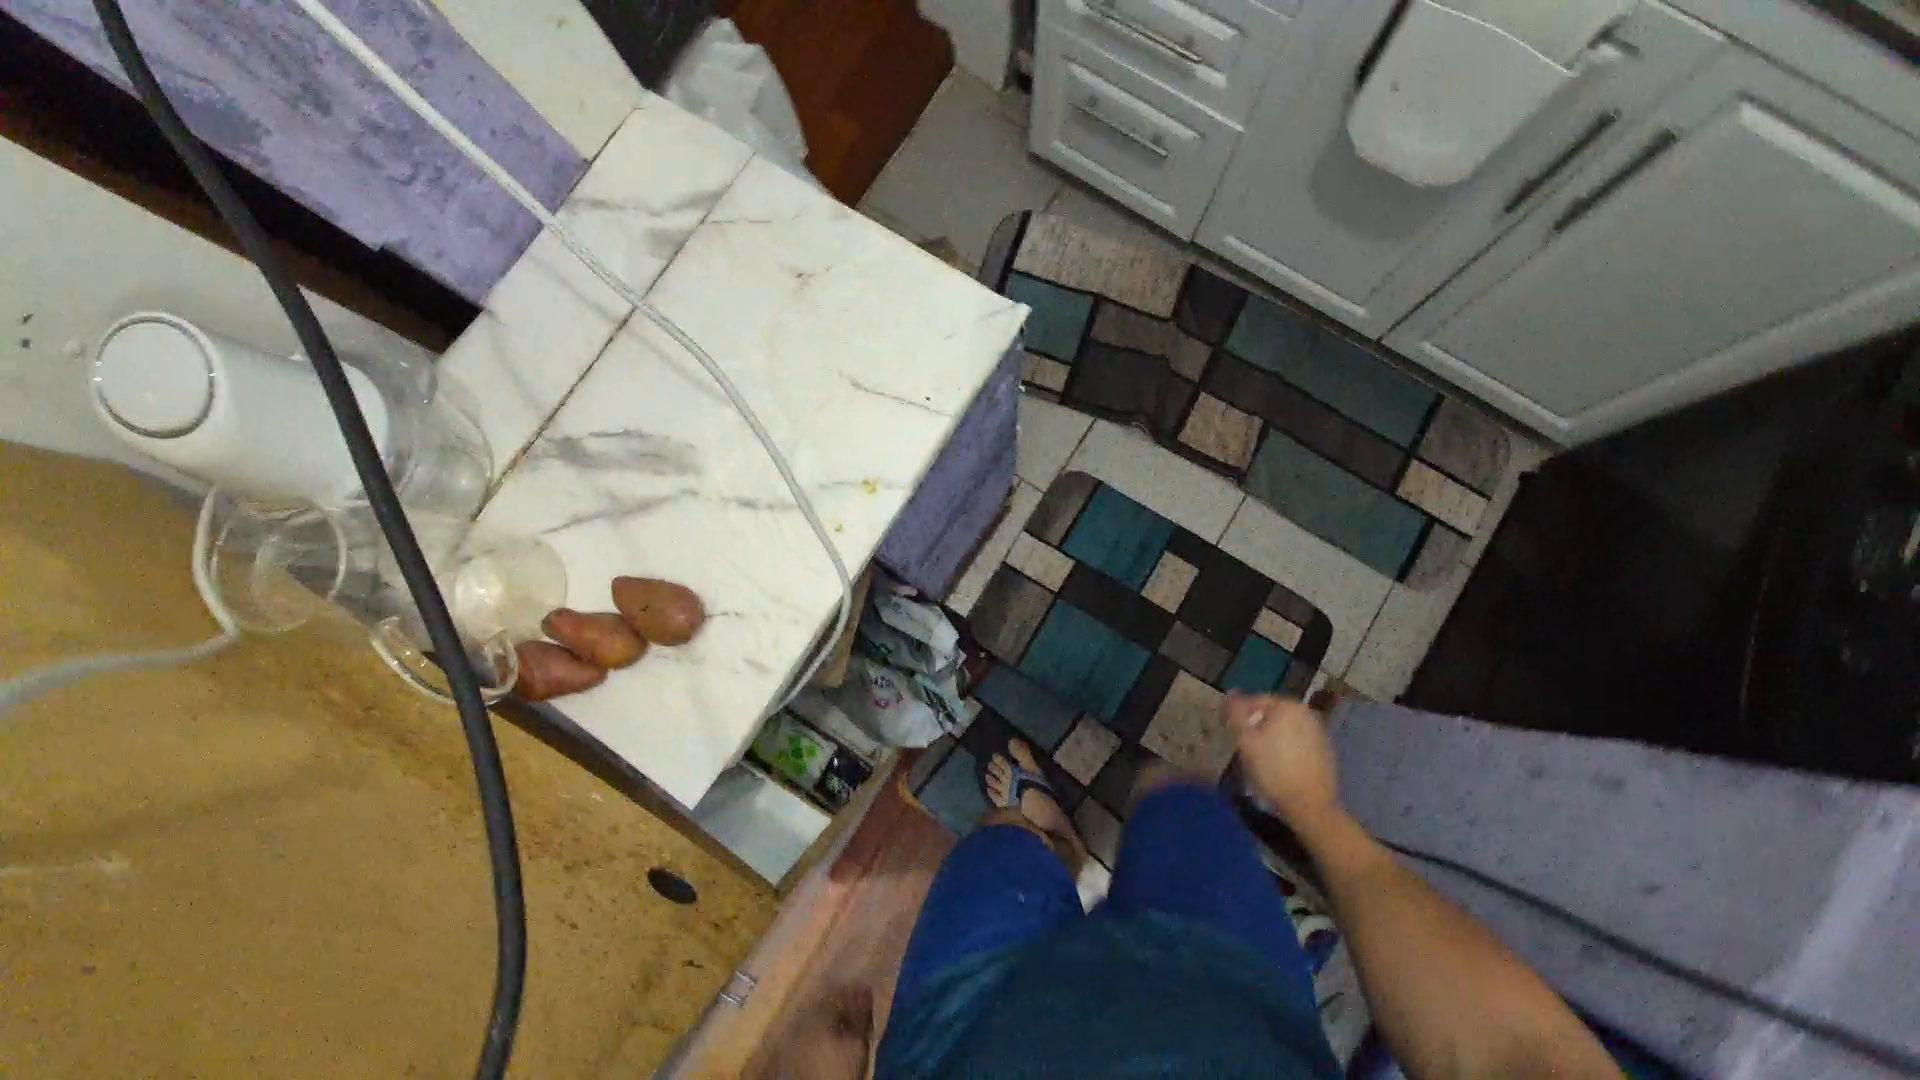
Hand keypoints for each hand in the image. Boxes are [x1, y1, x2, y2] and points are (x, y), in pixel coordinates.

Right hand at [1228, 693, 1344, 839]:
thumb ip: (1236, 713)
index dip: (1237, 715)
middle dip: (1255, 726)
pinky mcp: (1325, 750)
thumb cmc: (1273, 770)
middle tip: (1242, 746)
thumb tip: (1230, 693)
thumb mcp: (1245, 740)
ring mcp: (1318, 732)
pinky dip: (1285, 748)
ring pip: (1284, 728)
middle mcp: (1306, 713)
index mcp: (1287, 706)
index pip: (1254, 701)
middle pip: (1271, 714)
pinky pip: (1297, 742)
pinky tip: (1278, 766)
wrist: (1310, 805)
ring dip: (1270, 737)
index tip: (1228, 732)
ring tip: (1259, 758)